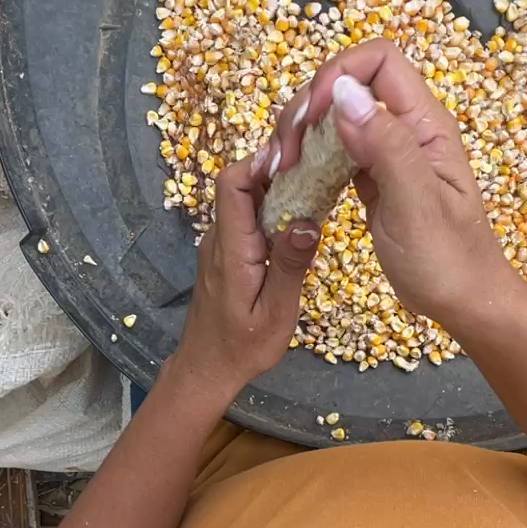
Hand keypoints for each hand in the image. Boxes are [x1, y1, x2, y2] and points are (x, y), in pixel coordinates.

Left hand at [170, 156, 320, 398]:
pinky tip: (299, 224)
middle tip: (319, 170)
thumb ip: (289, 266)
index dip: (261, 161)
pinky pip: (248, 221)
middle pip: (241, 185)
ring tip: (317, 192)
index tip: (298, 158)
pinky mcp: (227, 256)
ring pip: (246, 202)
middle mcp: (220, 239)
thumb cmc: (242, 348)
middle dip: (278, 171)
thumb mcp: (275, 314)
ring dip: (279, 192)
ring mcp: (220, 246)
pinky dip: (273, 214)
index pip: (232, 183)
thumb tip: (309, 220)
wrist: (207, 369)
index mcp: (231, 248)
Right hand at [270, 39, 526, 331]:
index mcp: (425, 125)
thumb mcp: (416, 204)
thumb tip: (343, 93)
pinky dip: (309, 159)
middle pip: (348, 86)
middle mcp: (405, 130)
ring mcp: (387, 155)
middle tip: (285, 156)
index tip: (310, 120)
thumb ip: (385, 146)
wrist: (462, 300)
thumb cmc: (446, 259)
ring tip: (283, 169)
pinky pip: (335, 153)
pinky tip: (295, 181)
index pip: (378, 62)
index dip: (337, 76)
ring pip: (336, 119)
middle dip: (308, 108)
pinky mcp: (372, 180)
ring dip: (302, 134)